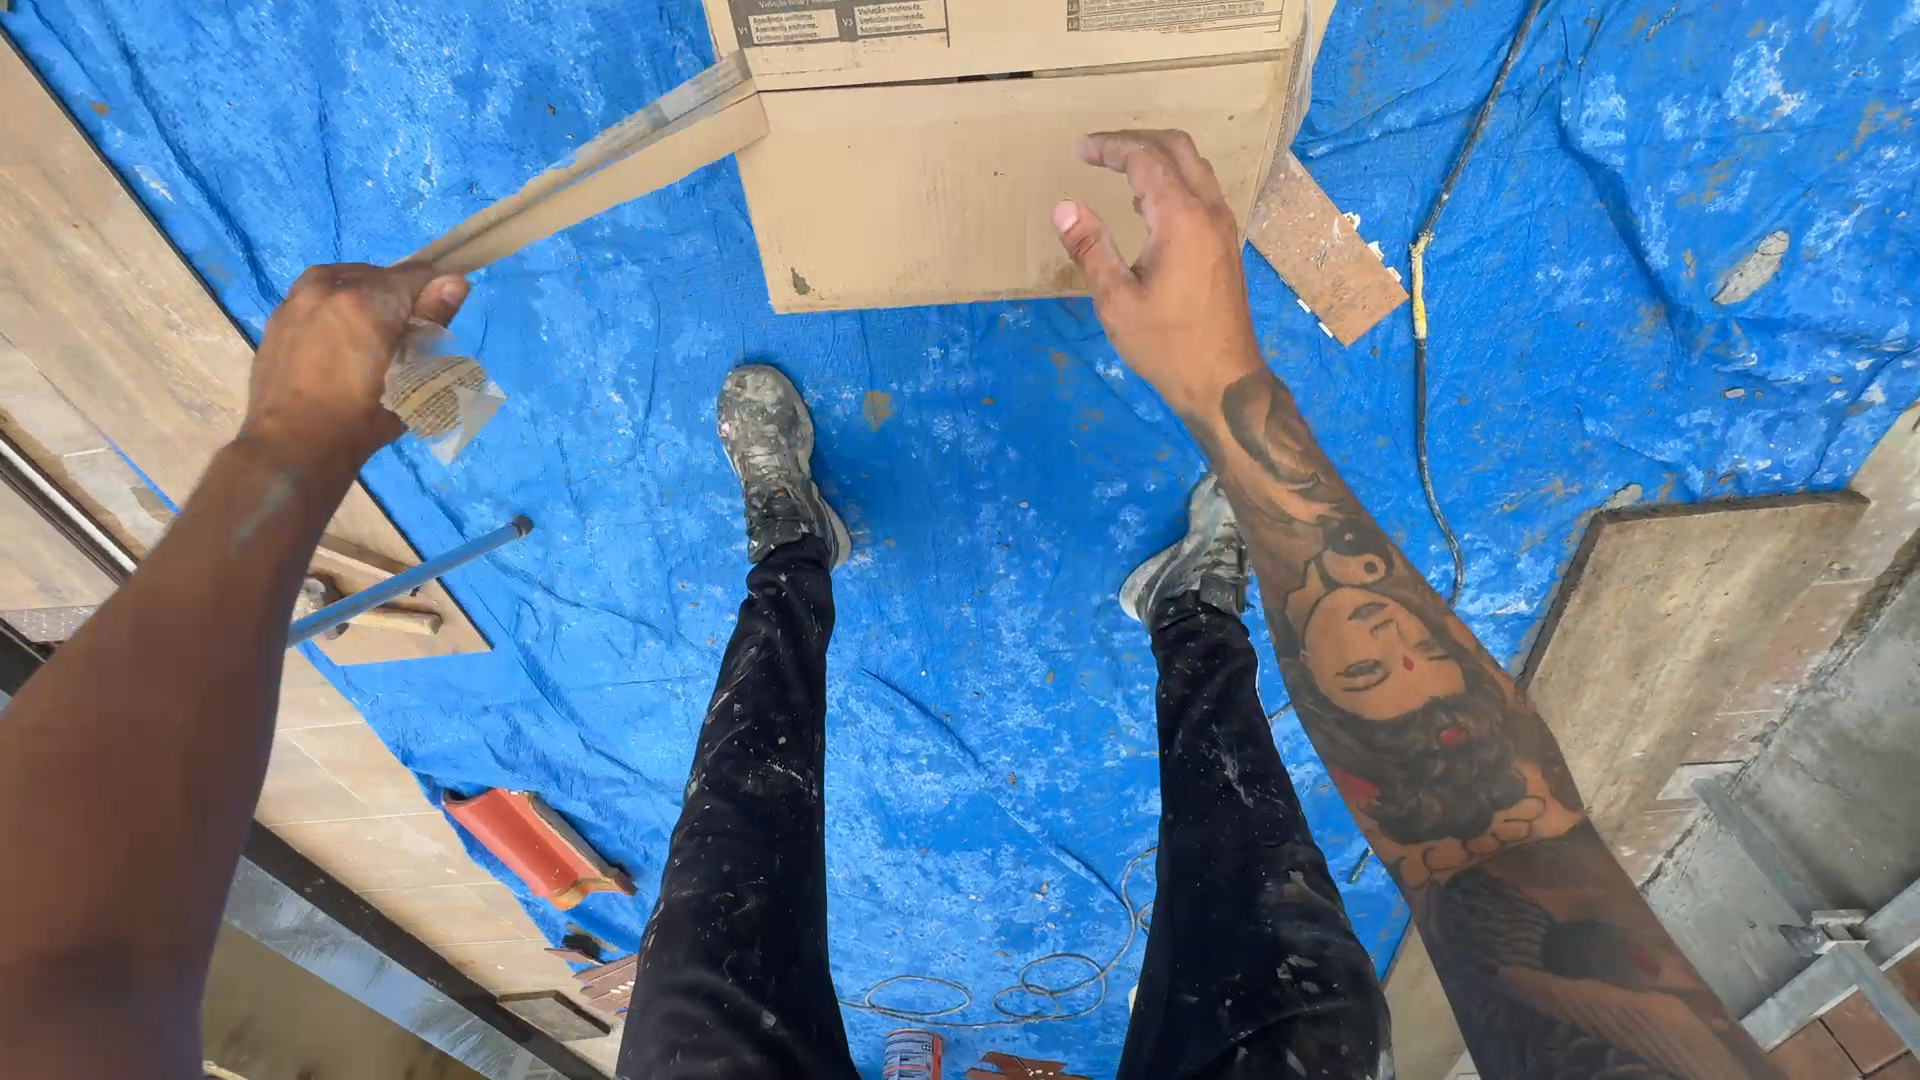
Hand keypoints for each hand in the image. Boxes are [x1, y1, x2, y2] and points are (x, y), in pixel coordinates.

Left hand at [241, 262, 468, 468]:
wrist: (298, 440)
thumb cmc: (369, 414)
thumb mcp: (417, 372)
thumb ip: (434, 318)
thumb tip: (457, 279)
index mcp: (367, 301)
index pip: (415, 274)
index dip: (436, 289)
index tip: (442, 314)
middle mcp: (328, 289)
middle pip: (380, 275)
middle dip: (401, 297)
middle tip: (410, 334)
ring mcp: (297, 299)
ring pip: (345, 279)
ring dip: (368, 296)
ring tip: (378, 332)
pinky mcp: (279, 315)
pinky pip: (318, 295)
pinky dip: (339, 306)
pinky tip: (345, 339)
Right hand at [1053, 130, 1263, 418]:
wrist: (1222, 378)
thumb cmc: (1166, 345)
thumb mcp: (1116, 301)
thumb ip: (1090, 248)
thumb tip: (1064, 207)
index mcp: (1180, 218)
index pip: (1145, 159)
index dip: (1111, 147)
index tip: (1080, 149)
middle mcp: (1208, 211)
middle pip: (1177, 149)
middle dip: (1135, 141)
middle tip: (1098, 150)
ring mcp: (1223, 227)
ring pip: (1194, 168)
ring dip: (1157, 158)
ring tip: (1119, 171)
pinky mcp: (1226, 245)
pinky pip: (1201, 192)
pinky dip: (1172, 182)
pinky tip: (1148, 207)